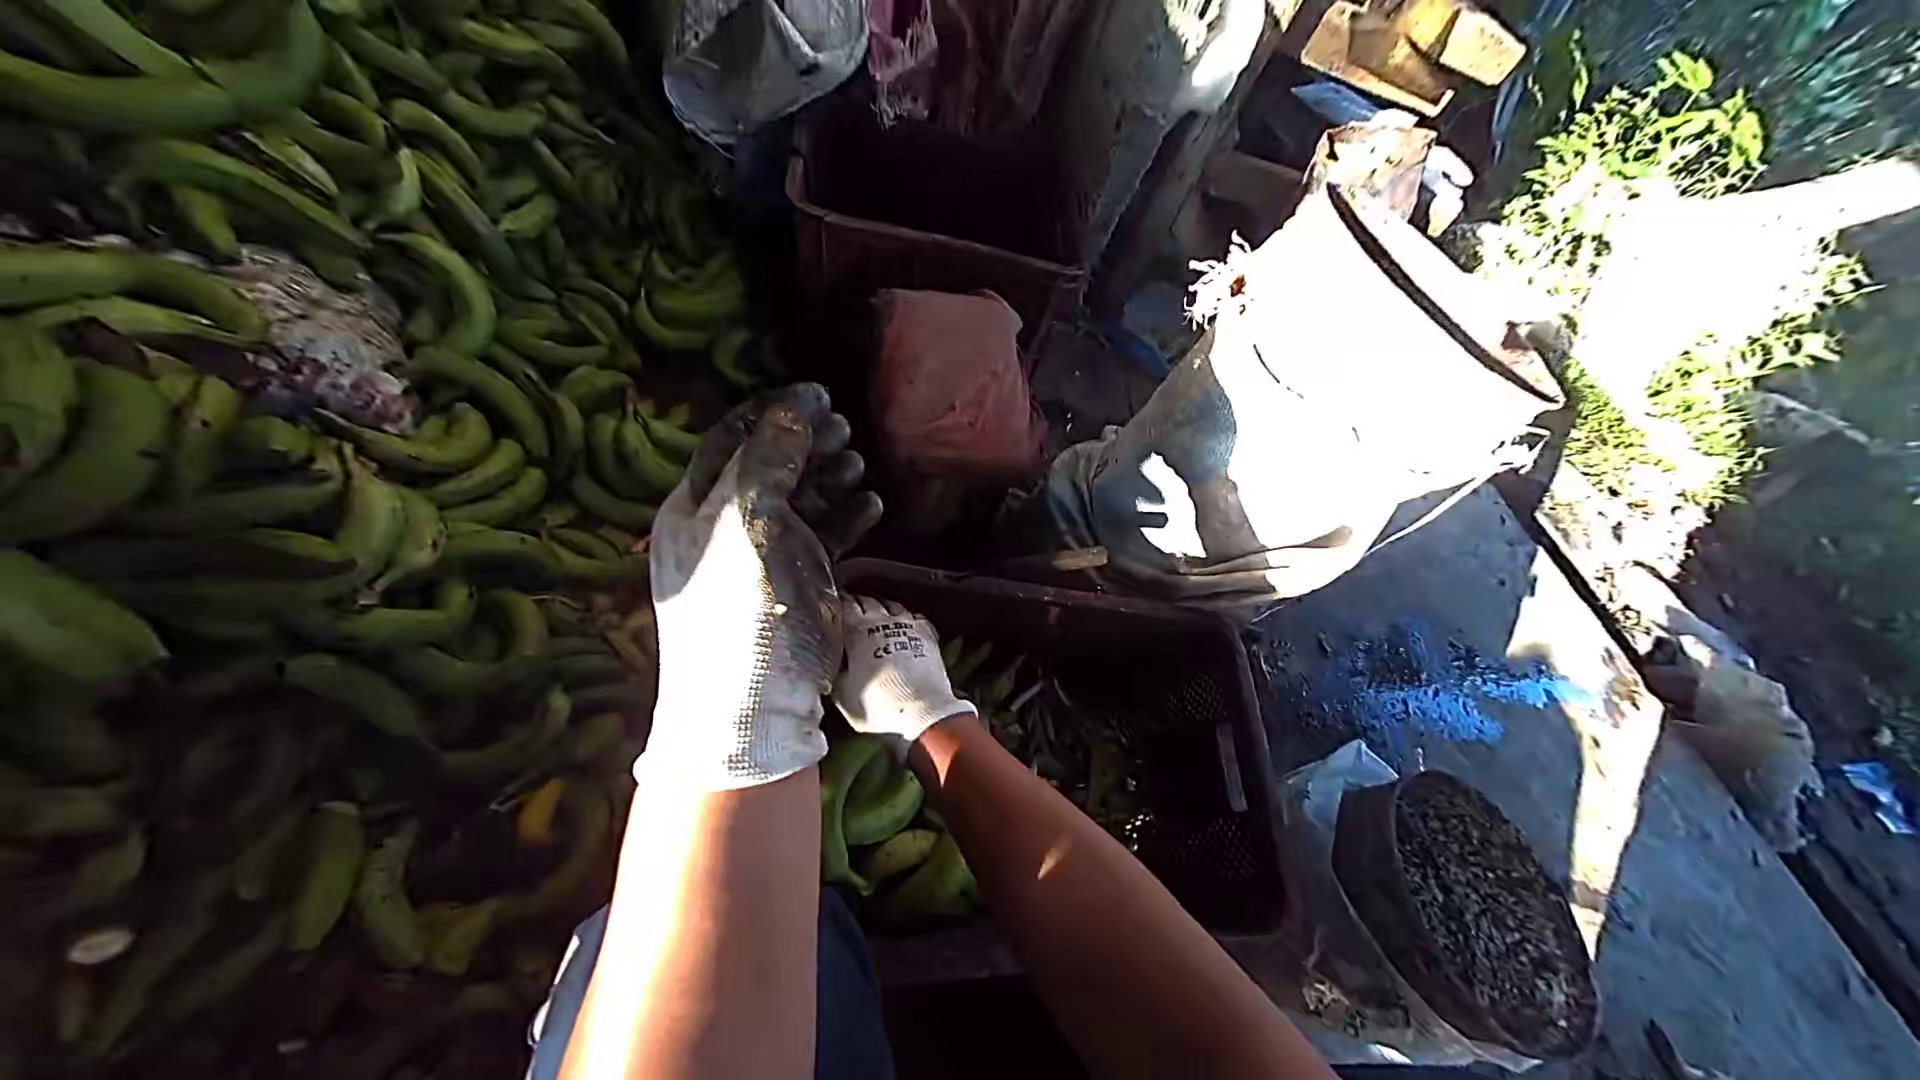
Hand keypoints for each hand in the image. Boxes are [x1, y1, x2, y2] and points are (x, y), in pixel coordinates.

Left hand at [642, 384, 883, 789]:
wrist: (753, 705)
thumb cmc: (743, 608)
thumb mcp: (749, 522)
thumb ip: (770, 458)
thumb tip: (796, 404)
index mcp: (697, 507)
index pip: (732, 440)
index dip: (773, 411)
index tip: (817, 393)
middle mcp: (727, 525)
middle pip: (770, 466)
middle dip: (807, 441)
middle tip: (844, 427)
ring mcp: (764, 554)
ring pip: (800, 500)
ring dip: (830, 477)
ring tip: (858, 462)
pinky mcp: (797, 580)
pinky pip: (823, 536)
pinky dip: (847, 516)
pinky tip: (871, 504)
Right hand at [833, 595, 976, 744]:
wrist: (921, 709)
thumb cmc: (880, 705)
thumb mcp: (843, 696)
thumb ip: (835, 677)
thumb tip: (833, 671)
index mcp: (856, 631)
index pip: (845, 606)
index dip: (839, 602)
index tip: (835, 603)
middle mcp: (882, 621)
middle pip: (868, 601)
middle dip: (859, 601)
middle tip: (852, 604)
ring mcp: (907, 625)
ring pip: (892, 605)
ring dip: (883, 606)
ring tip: (878, 609)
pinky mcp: (927, 635)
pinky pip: (915, 617)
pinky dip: (909, 617)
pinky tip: (908, 622)